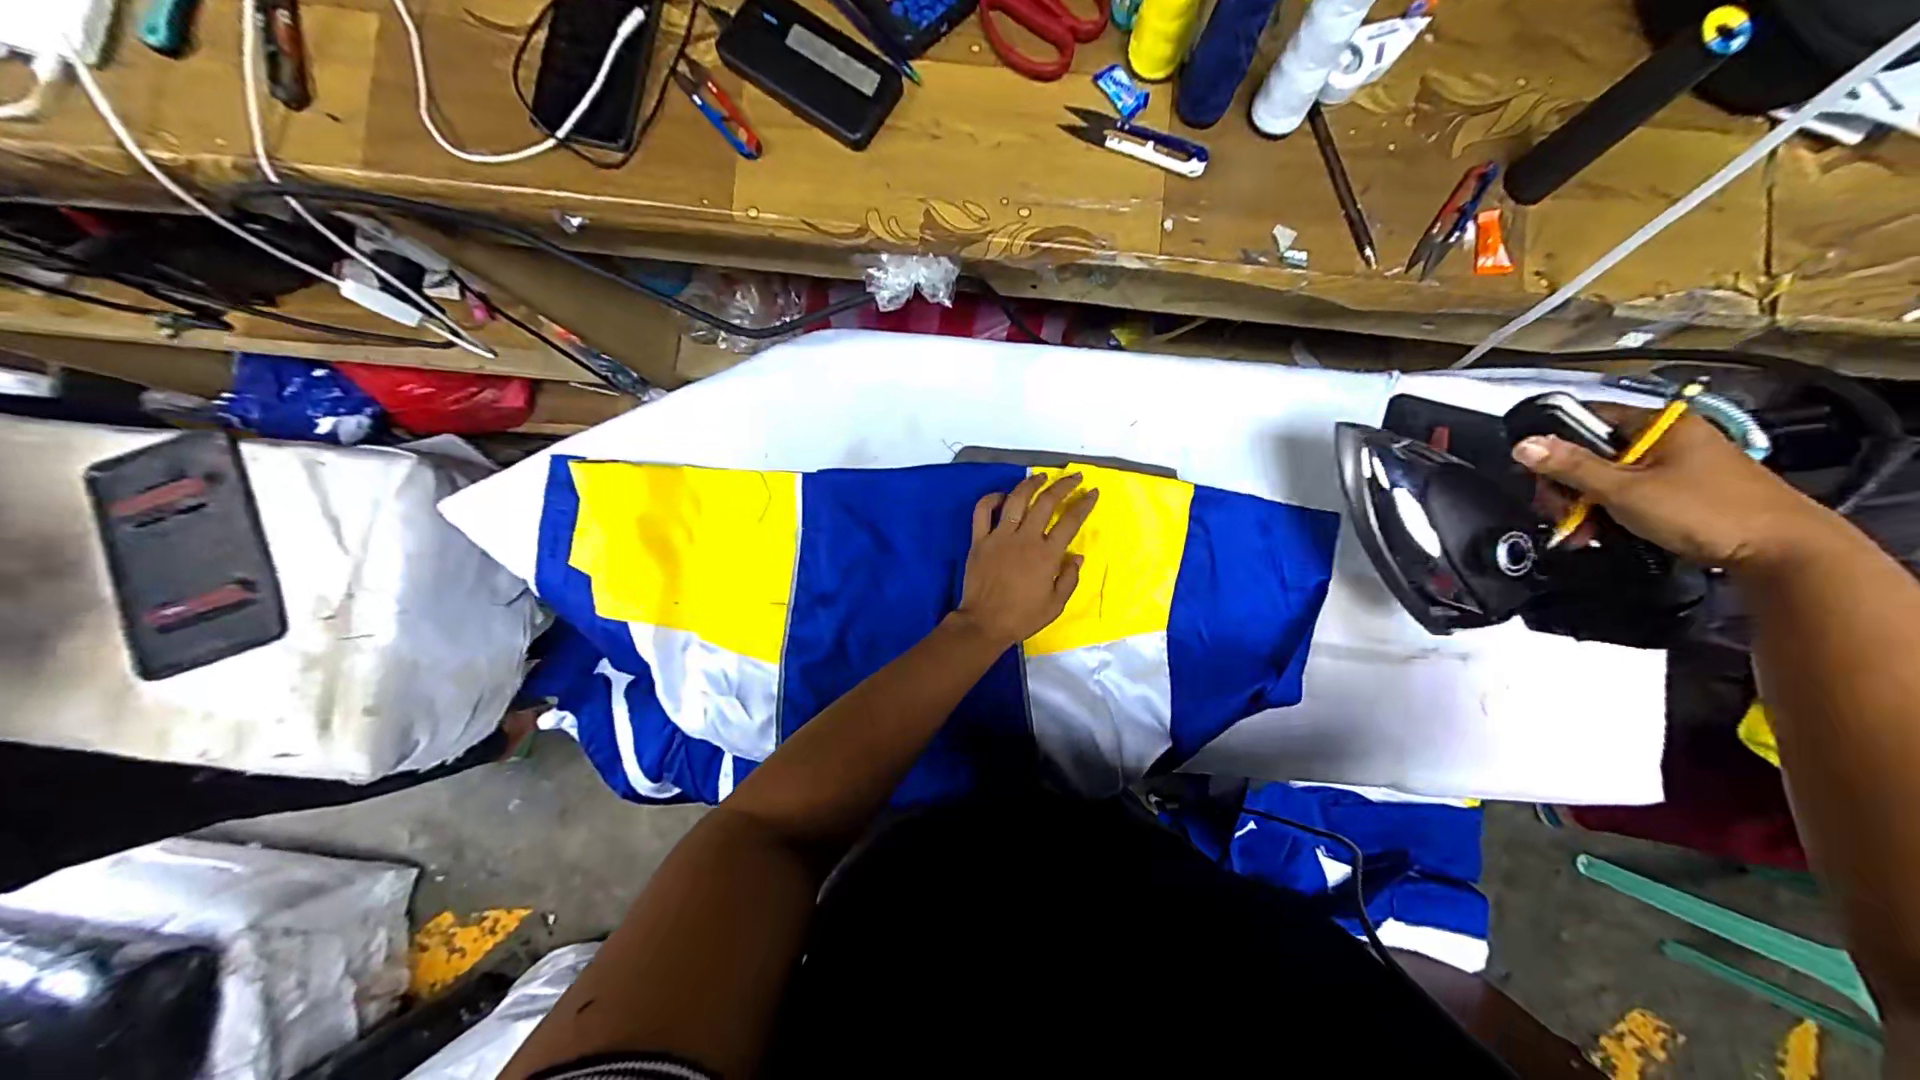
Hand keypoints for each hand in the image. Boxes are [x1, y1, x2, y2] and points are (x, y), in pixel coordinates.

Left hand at [950, 473, 1098, 648]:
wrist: (984, 623)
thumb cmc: (1022, 617)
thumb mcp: (1055, 604)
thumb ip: (1069, 578)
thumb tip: (1077, 555)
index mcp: (1047, 555)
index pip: (1070, 521)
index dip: (1084, 504)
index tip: (1093, 492)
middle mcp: (1025, 539)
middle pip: (1046, 502)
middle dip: (1063, 485)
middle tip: (1074, 477)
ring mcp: (1000, 536)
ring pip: (1016, 499)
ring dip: (1031, 484)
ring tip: (1041, 476)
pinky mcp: (979, 540)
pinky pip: (983, 511)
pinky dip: (992, 498)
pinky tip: (1003, 495)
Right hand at [1511, 408, 1838, 569]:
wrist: (1783, 551)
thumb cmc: (1703, 511)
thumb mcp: (1624, 489)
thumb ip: (1571, 466)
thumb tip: (1522, 444)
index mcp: (1659, 425)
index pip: (1587, 418)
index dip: (1554, 444)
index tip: (1538, 476)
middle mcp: (1669, 438)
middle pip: (1593, 454)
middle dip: (1568, 487)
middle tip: (1561, 515)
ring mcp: (1678, 465)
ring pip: (1608, 478)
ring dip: (1585, 507)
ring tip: (1582, 533)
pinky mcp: (1684, 491)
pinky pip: (1630, 494)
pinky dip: (1610, 513)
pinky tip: (1602, 534)